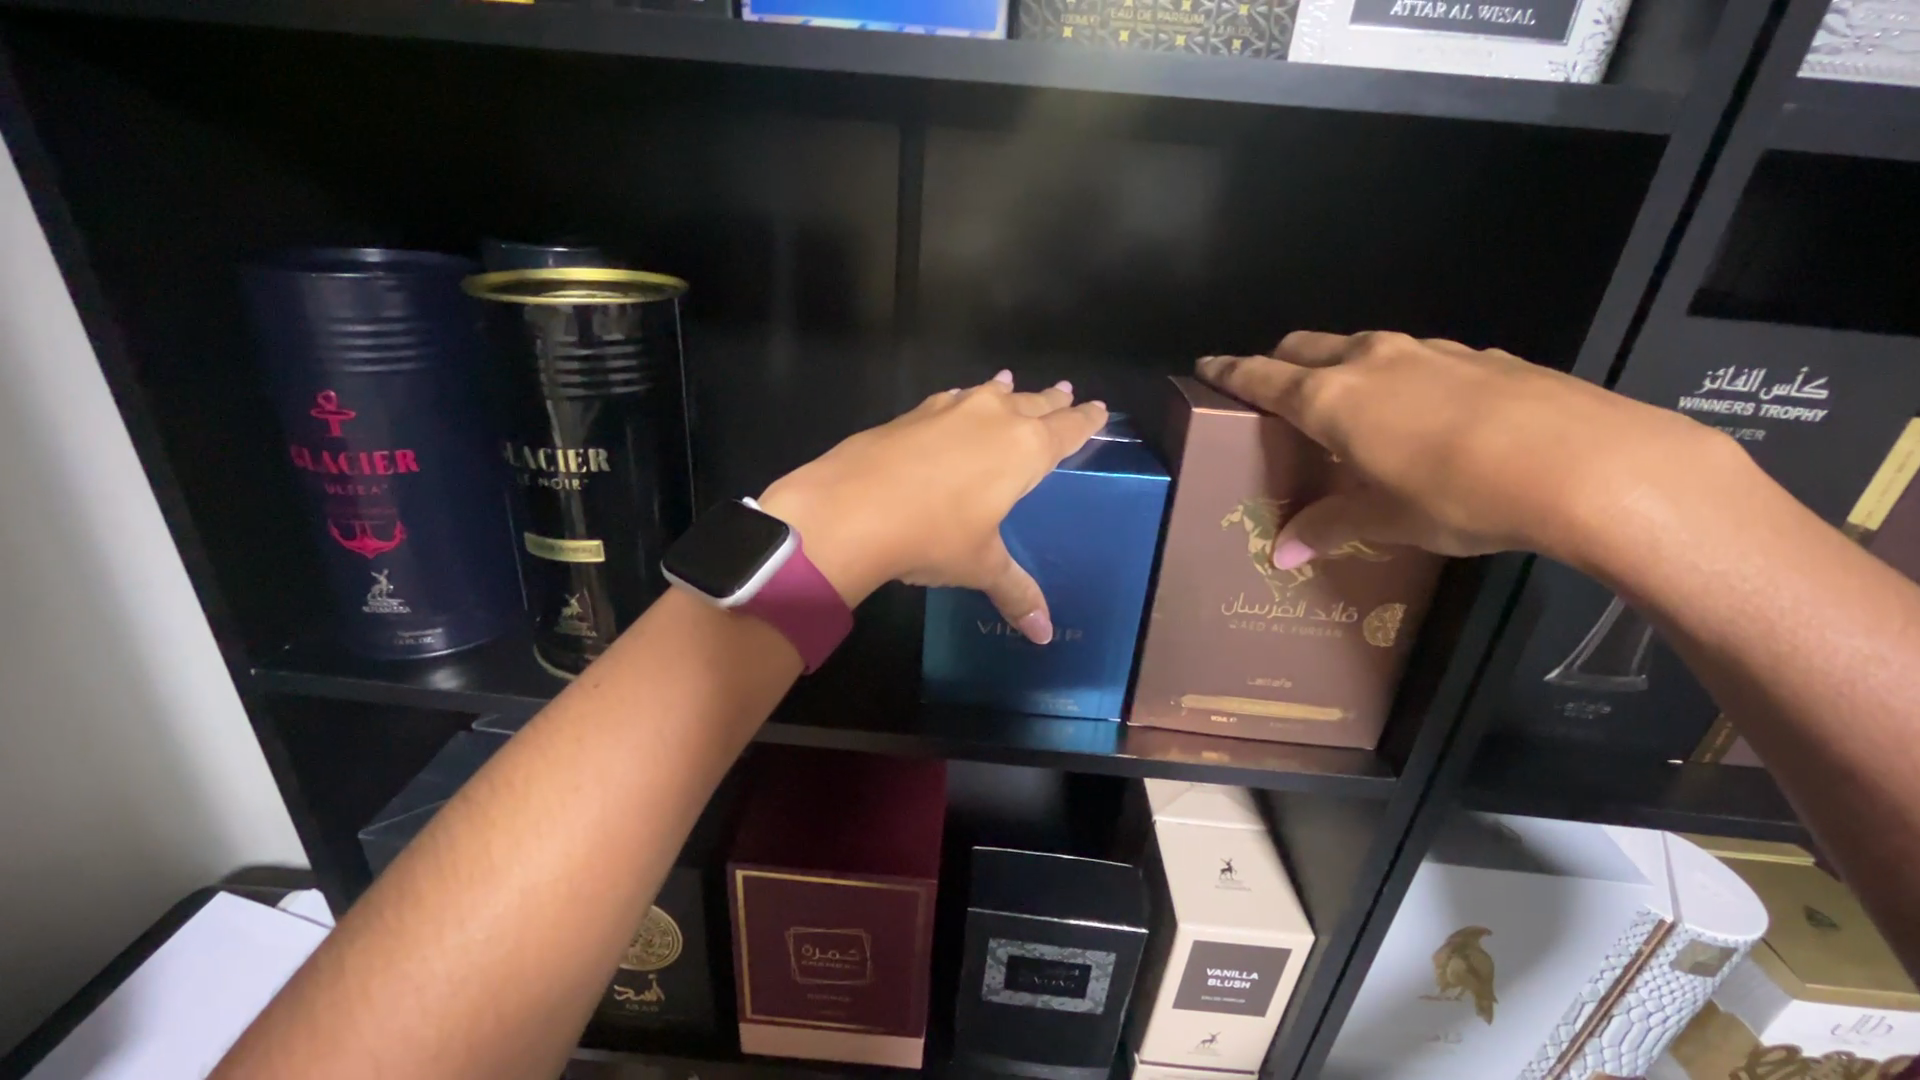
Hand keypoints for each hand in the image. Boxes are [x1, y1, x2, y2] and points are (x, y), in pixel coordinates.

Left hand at [757, 371, 1107, 642]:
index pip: (1067, 430)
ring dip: (1006, 391)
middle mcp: (993, 418)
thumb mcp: (980, 565)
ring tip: (1012, 383)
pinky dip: (963, 399)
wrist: (851, 508)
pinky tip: (955, 404)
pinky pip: (951, 399)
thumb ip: (1016, 592)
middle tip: (1065, 392)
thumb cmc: (933, 535)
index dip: (1086, 421)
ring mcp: (950, 411)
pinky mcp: (912, 413)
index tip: (1099, 409)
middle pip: (1033, 403)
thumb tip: (1044, 636)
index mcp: (1024, 450)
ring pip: (990, 393)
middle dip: (1052, 400)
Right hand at [1197, 331, 1749, 571]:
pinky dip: (1396, 375)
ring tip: (1345, 401)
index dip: (1228, 372)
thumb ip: (1330, 527)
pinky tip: (1421, 411)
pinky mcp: (1480, 356)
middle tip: (1270, 387)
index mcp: (1331, 398)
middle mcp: (1372, 361)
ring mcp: (1429, 351)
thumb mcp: (1388, 520)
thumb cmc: (1460, 496)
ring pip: (1362, 345)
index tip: (1204, 365)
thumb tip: (1283, 553)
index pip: (1261, 376)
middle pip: (1306, 345)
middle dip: (1279, 360)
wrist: (1587, 464)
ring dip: (1339, 364)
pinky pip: (1416, 357)